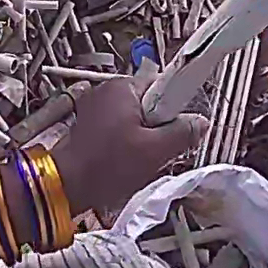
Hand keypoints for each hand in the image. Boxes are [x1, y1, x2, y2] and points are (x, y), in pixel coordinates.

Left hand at [50, 76, 206, 211]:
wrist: (67, 184)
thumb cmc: (106, 164)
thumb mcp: (154, 151)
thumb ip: (182, 133)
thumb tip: (200, 123)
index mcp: (123, 87)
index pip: (164, 83)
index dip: (176, 106)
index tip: (178, 125)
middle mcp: (107, 90)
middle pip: (151, 102)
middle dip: (159, 125)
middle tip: (157, 148)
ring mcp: (97, 106)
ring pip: (136, 116)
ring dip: (144, 136)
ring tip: (139, 157)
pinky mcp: (90, 122)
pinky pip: (121, 126)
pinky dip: (127, 141)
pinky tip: (125, 159)